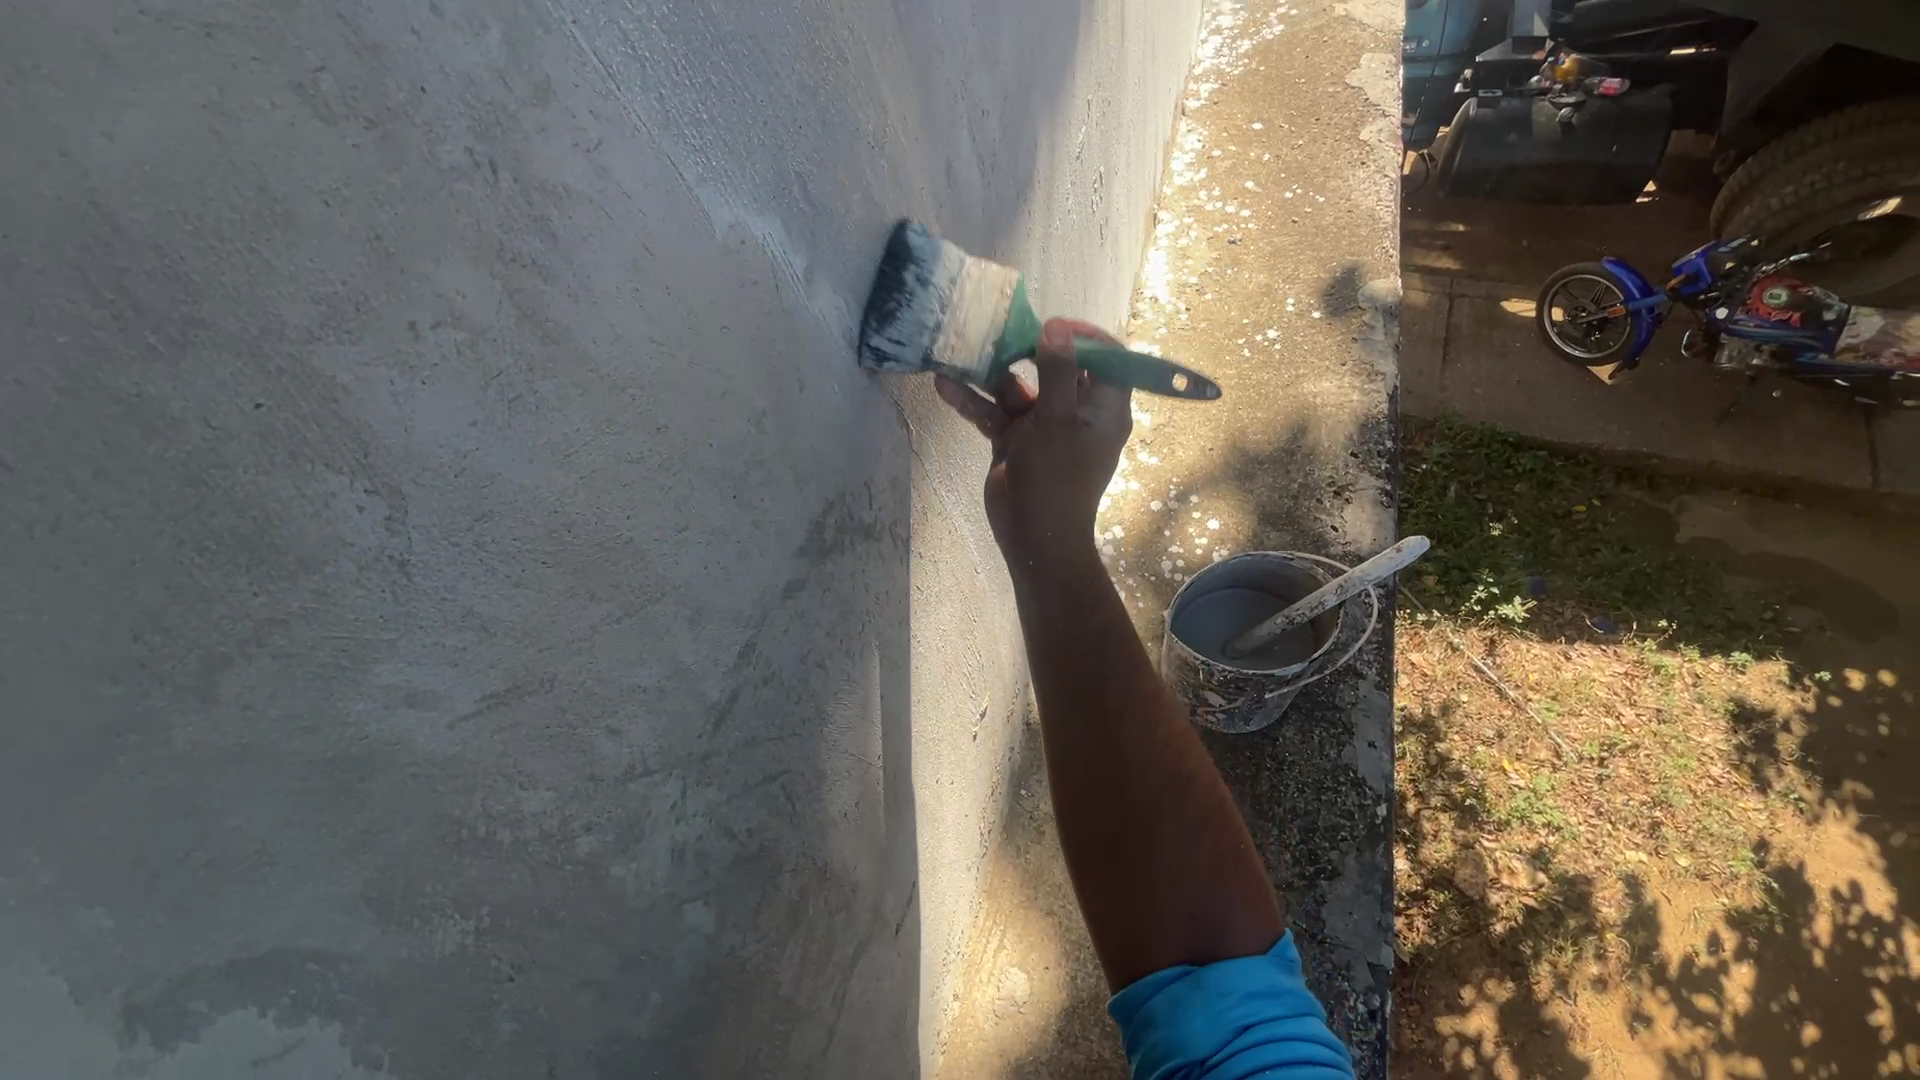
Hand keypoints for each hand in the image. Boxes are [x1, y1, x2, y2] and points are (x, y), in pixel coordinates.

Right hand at [935, 317, 1132, 581]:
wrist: (1033, 538)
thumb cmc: (1056, 479)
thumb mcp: (1057, 421)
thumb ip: (1057, 372)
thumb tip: (1057, 326)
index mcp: (1102, 407)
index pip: (1105, 358)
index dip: (1083, 336)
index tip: (1053, 325)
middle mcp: (1075, 411)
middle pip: (1056, 367)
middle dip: (1027, 347)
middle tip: (1003, 331)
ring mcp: (1043, 425)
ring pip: (1018, 388)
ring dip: (991, 372)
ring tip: (962, 349)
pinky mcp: (1015, 439)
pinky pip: (995, 412)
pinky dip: (974, 401)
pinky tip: (944, 385)